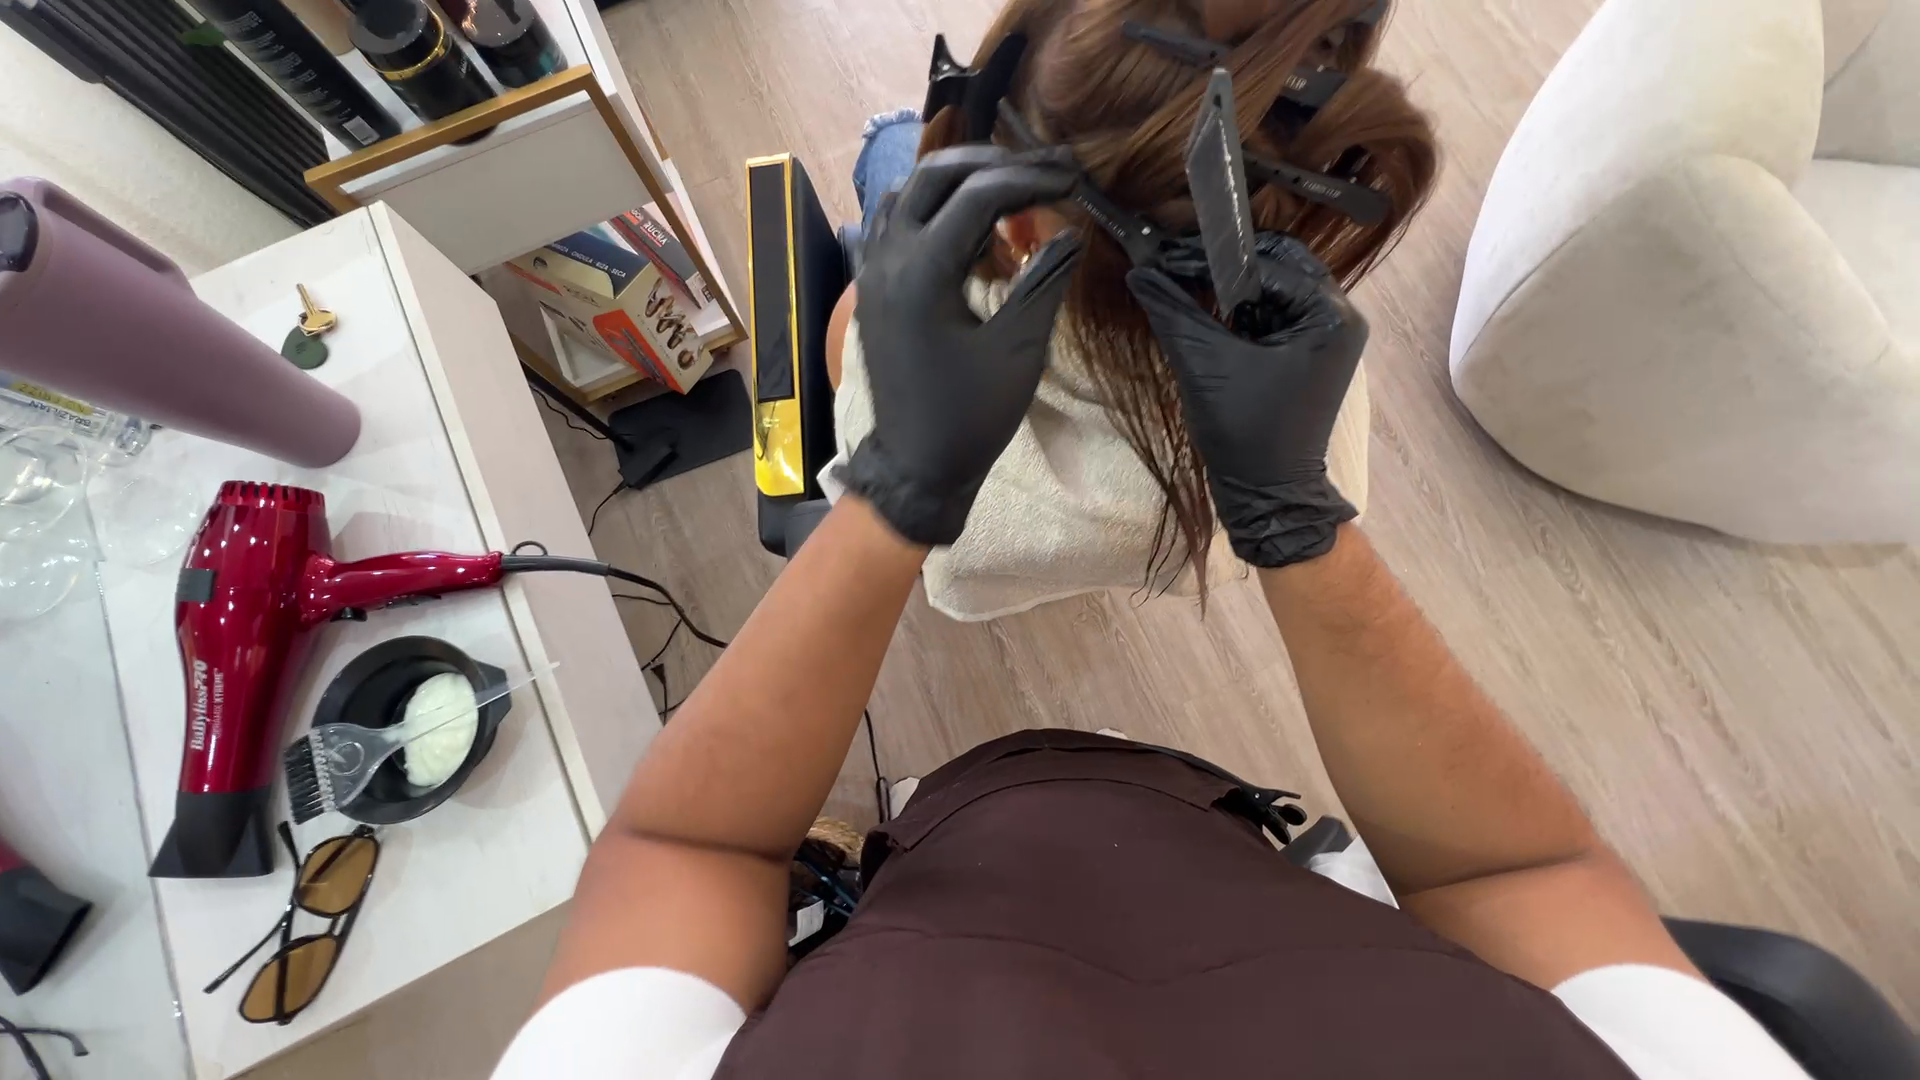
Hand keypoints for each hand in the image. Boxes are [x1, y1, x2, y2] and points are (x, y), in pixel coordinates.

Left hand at [840, 146, 1082, 545]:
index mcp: (923, 272)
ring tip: (1004, 190)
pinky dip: (925, 210)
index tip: (1072, 179)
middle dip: (992, 165)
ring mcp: (873, 273)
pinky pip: (890, 226)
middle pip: (935, 176)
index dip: (1030, 179)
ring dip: (955, 182)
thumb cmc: (970, 417)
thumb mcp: (1018, 350)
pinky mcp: (872, 291)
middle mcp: (888, 260)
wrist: (918, 464)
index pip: (978, 196)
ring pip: (905, 195)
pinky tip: (957, 225)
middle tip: (1041, 172)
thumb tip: (1071, 231)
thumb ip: (1044, 282)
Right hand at [1128, 233, 1367, 567]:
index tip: (1169, 258)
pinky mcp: (1308, 355)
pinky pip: (1275, 316)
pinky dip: (1242, 312)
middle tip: (1177, 267)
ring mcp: (1326, 338)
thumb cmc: (1244, 432)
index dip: (1214, 259)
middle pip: (1280, 267)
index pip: (1268, 264)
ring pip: (1275, 290)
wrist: (1266, 493)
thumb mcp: (1204, 365)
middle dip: (1227, 268)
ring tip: (1187, 289)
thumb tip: (1138, 273)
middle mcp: (1338, 318)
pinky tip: (1209, 315)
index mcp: (1329, 316)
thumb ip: (1173, 313)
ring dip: (1233, 289)